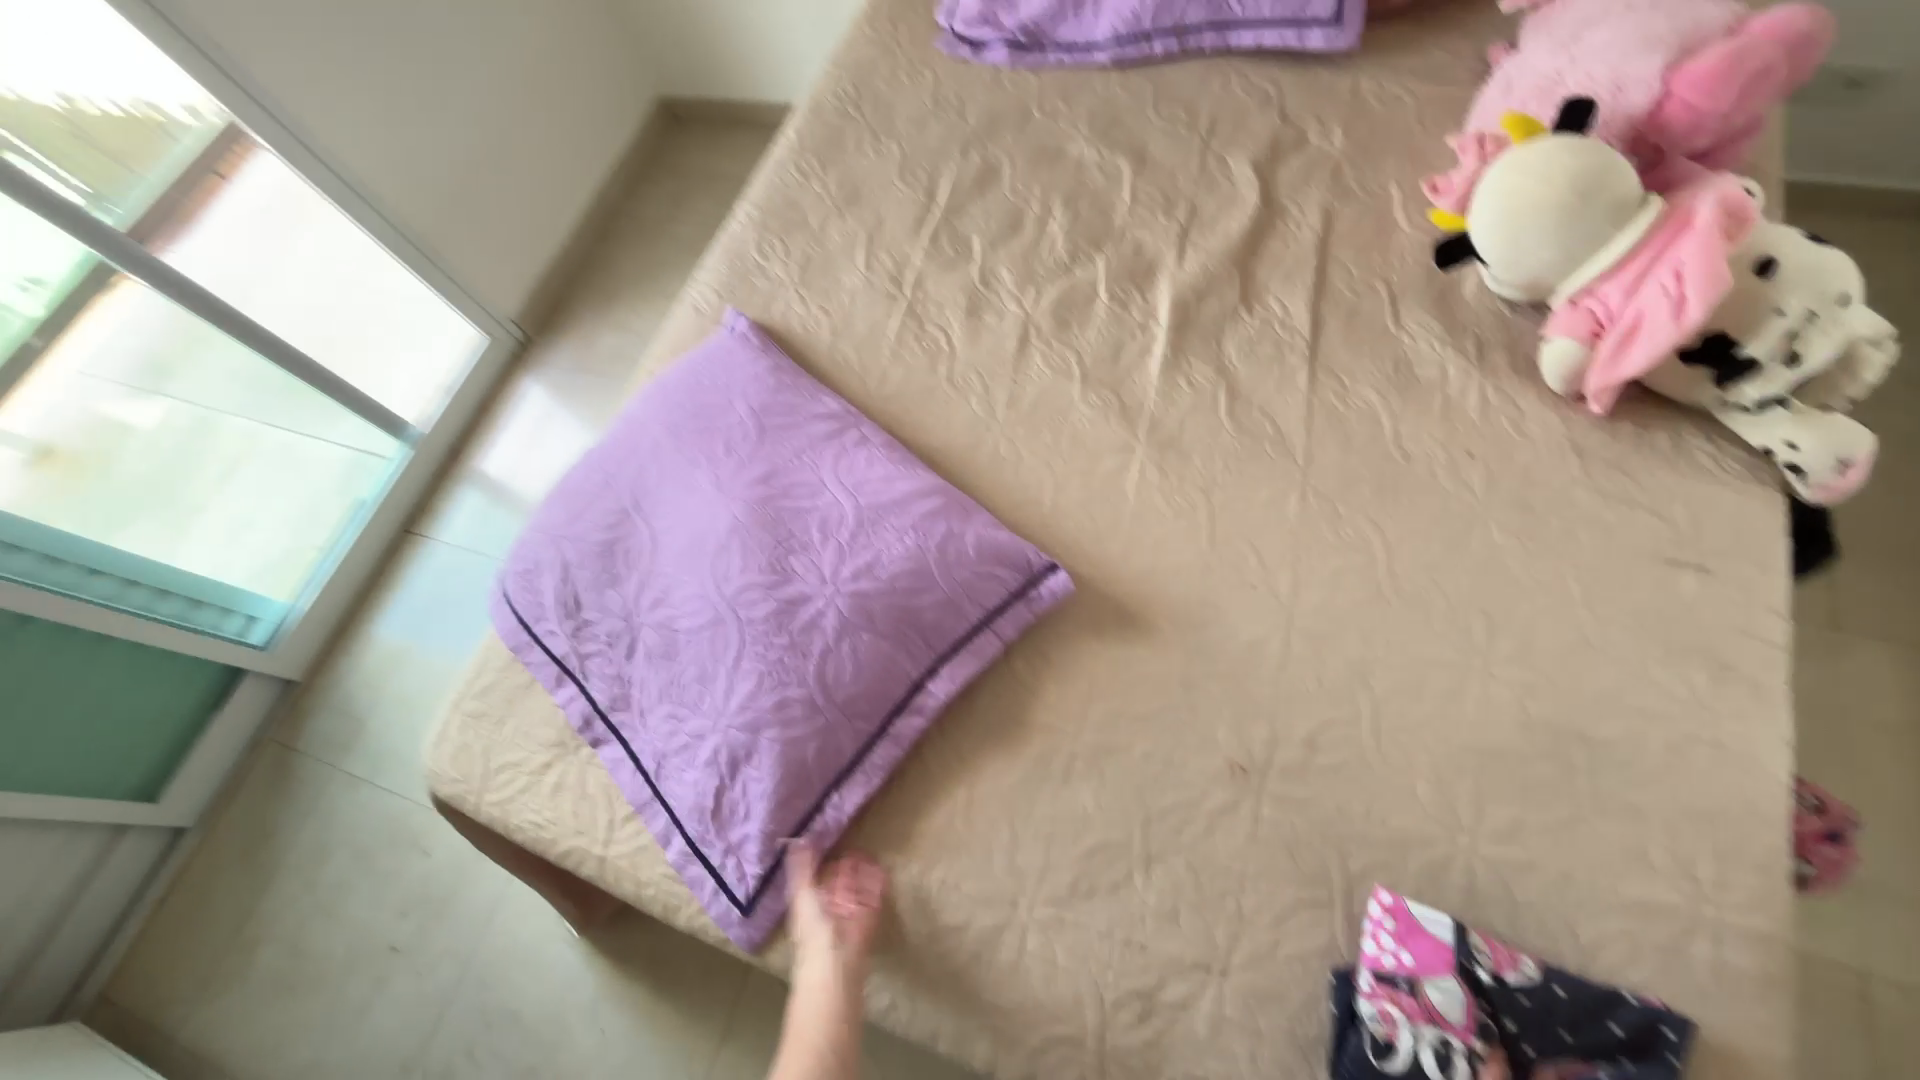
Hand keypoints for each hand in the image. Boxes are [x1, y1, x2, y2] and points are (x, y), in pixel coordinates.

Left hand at [786, 842, 887, 992]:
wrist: (835, 963)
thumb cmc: (812, 928)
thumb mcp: (801, 892)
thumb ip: (801, 867)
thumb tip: (798, 839)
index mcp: (811, 903)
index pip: (818, 879)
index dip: (823, 864)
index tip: (830, 843)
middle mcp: (831, 908)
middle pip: (840, 883)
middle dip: (846, 867)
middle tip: (854, 846)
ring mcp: (852, 913)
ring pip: (858, 888)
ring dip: (863, 873)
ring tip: (869, 853)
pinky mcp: (870, 918)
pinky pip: (875, 897)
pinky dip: (877, 883)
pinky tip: (881, 869)